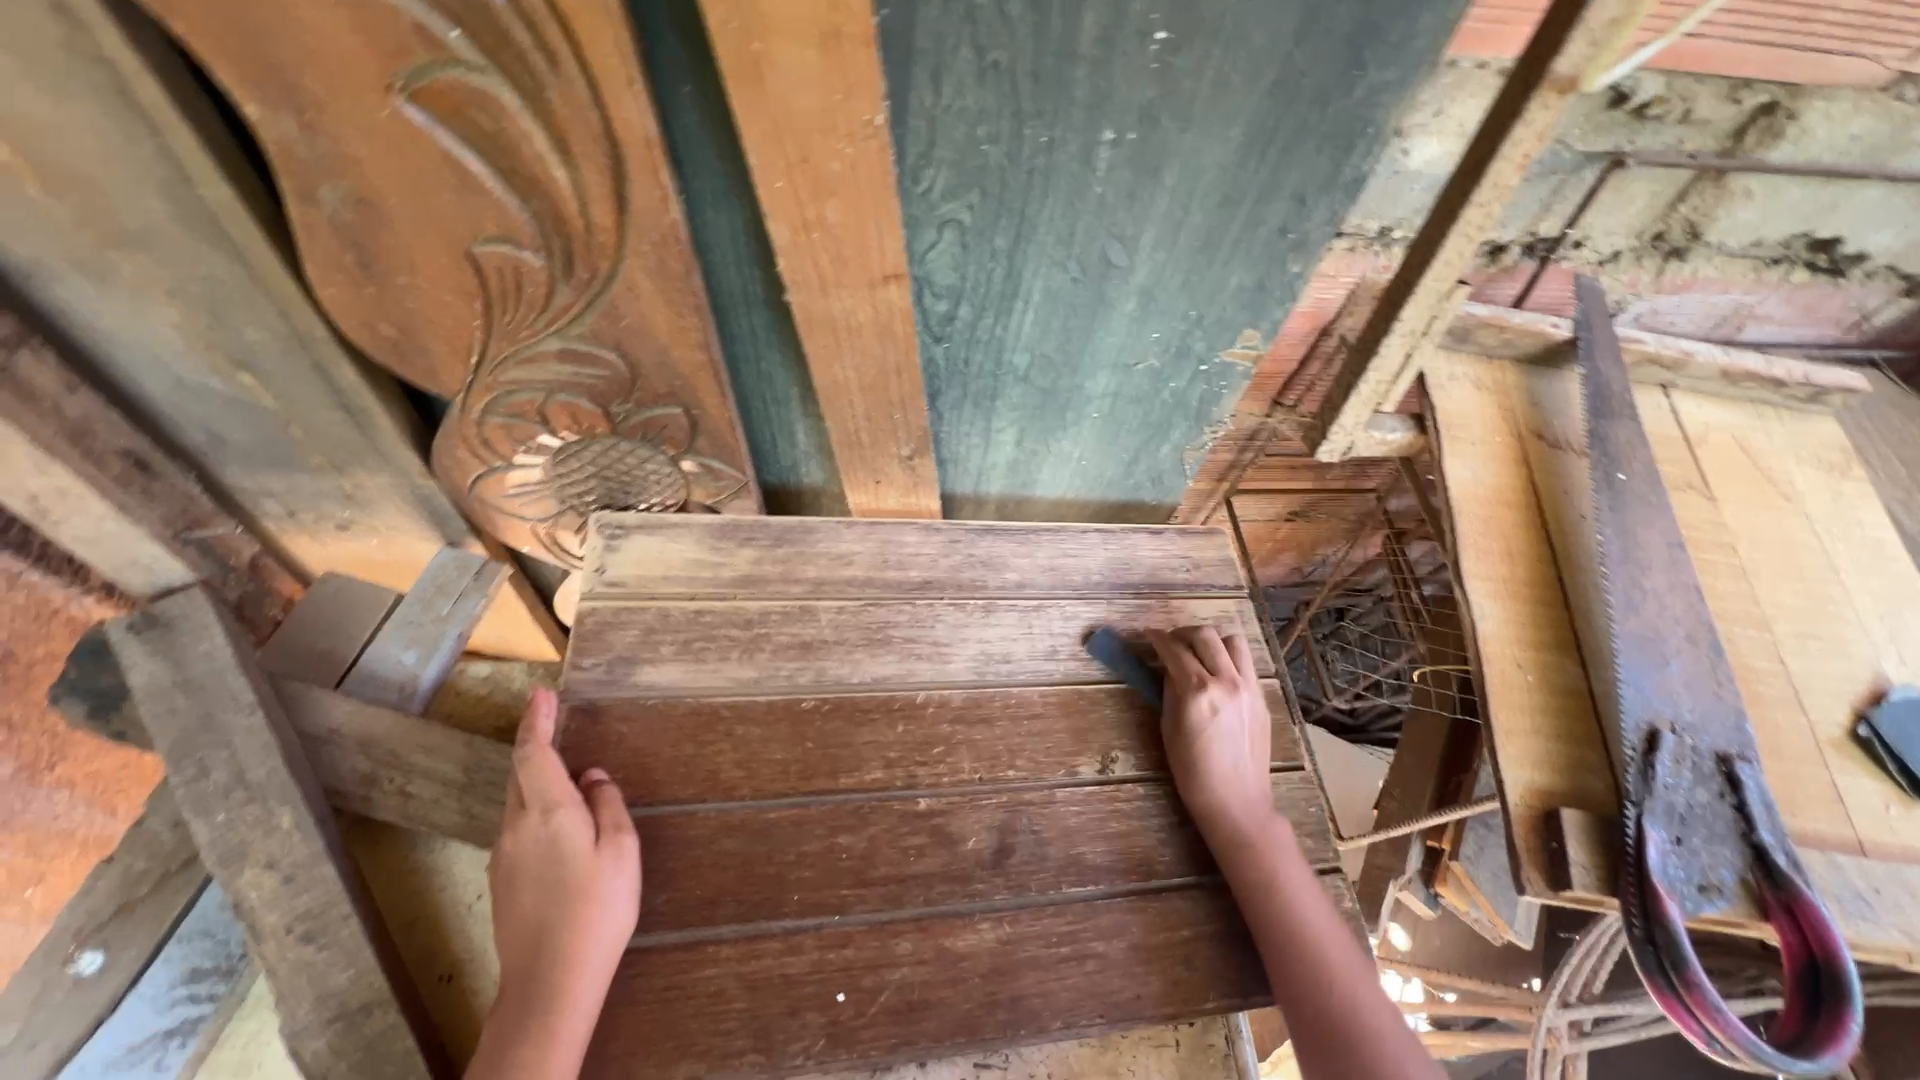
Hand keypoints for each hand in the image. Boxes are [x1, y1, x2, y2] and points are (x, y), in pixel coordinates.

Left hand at [476, 685, 639, 1074]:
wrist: (550, 981)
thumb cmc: (598, 909)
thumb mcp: (622, 851)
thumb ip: (608, 805)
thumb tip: (594, 777)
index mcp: (548, 812)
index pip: (534, 753)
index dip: (537, 720)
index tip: (540, 693)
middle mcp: (517, 827)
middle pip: (520, 775)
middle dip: (535, 746)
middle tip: (553, 725)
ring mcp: (504, 856)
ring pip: (518, 803)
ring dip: (538, 782)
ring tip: (569, 782)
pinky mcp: (503, 881)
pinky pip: (519, 830)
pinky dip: (537, 813)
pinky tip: (563, 833)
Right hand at [1148, 627, 1274, 838]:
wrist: (1236, 799)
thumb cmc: (1192, 771)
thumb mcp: (1169, 727)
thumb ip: (1170, 690)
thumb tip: (1170, 668)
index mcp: (1196, 691)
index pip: (1174, 650)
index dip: (1157, 638)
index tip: (1148, 634)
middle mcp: (1226, 682)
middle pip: (1205, 635)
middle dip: (1183, 633)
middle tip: (1172, 642)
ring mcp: (1249, 688)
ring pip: (1233, 641)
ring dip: (1212, 641)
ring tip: (1199, 653)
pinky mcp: (1262, 697)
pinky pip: (1246, 663)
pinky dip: (1229, 659)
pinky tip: (1219, 673)